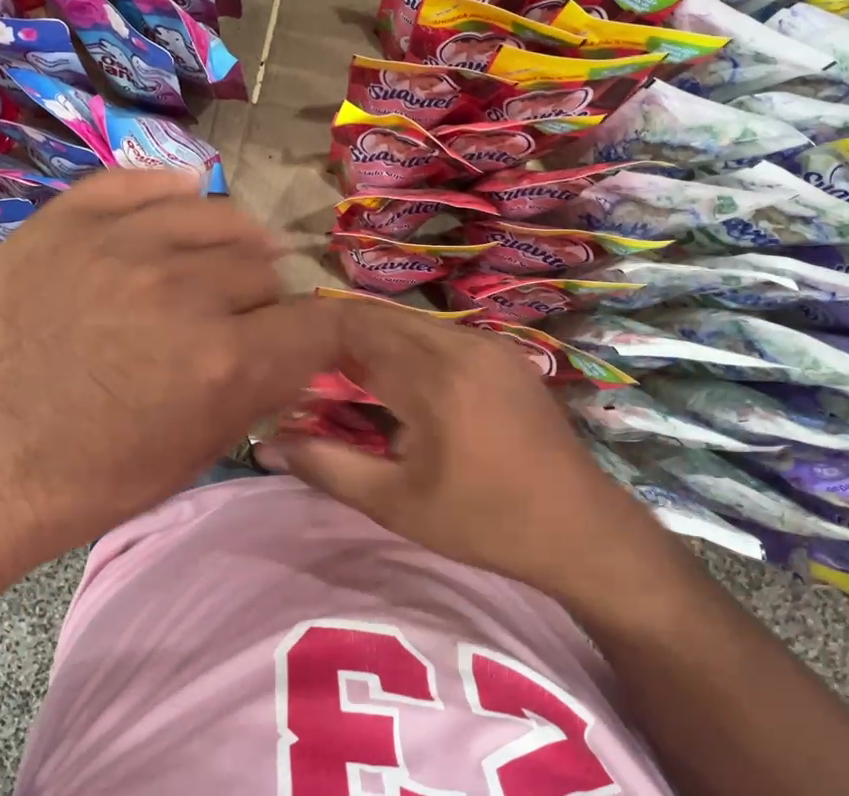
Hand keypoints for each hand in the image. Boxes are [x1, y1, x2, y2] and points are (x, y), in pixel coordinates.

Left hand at [0, 169, 342, 607]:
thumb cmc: (77, 484)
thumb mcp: (185, 461)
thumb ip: (250, 399)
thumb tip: (288, 357)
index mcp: (222, 360)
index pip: (316, 323)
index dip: (325, 334)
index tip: (309, 341)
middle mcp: (182, 288)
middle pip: (263, 267)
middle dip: (263, 299)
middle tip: (236, 320)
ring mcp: (118, 244)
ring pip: (213, 215)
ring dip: (229, 241)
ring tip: (217, 258)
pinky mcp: (63, 222)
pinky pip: (137, 182)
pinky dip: (169, 189)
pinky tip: (180, 196)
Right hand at [261, 302, 670, 599]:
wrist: (583, 532)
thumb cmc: (484, 523)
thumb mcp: (396, 504)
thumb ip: (326, 467)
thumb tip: (265, 446)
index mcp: (434, 378)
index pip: (354, 327)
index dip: (310, 331)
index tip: (276, 350)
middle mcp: (462, 345)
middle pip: (380, 316)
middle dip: (334, 333)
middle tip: (297, 360)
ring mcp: (489, 345)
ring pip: (408, 321)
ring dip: (368, 338)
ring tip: (334, 371)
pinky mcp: (504, 354)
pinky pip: (436, 333)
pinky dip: (402, 346)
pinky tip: (388, 379)